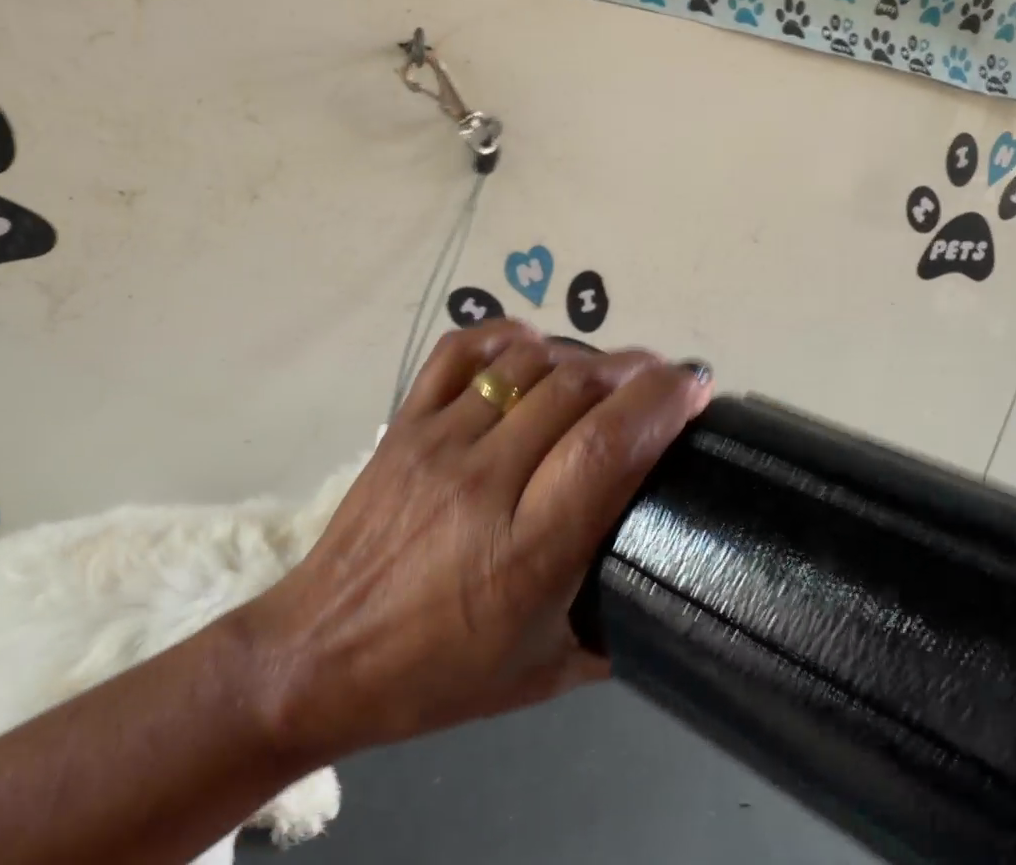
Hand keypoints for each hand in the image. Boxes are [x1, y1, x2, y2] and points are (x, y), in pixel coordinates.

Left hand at [250, 319, 711, 756]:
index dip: (662, 401)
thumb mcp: (546, 672)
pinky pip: (461, 352)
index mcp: (527, 550)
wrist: (319, 655)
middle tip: (663, 382)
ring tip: (608, 373)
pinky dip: (509, 338)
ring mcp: (436, 443)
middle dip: (637, 371)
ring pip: (526, 364)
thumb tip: (665, 578)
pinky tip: (535, 350)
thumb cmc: (438, 676)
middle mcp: (483, 482)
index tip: (696, 388)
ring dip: (583, 356)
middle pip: (576, 388)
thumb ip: (616, 625)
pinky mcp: (401, 425)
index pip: (608, 445)